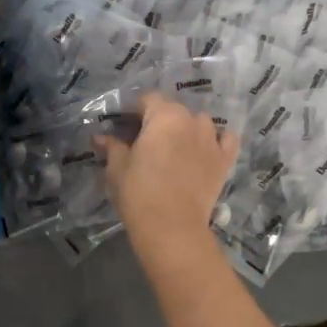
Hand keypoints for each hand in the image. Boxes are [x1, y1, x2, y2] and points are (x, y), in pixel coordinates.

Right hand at [97, 94, 238, 257]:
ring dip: (187, 128)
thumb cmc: (138, 192)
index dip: (134, 110)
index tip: (125, 126)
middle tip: (145, 142)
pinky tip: (206, 149)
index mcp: (164, 116)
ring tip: (175, 147)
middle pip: (174, 110)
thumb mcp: (117, 167)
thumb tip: (100, 136)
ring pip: (200, 122)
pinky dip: (217, 140)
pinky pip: (225, 139)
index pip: (148, 99)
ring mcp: (212, 139)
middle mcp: (191, 120)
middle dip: (159, 120)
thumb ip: (112, 146)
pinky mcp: (225, 160)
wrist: (172, 226)